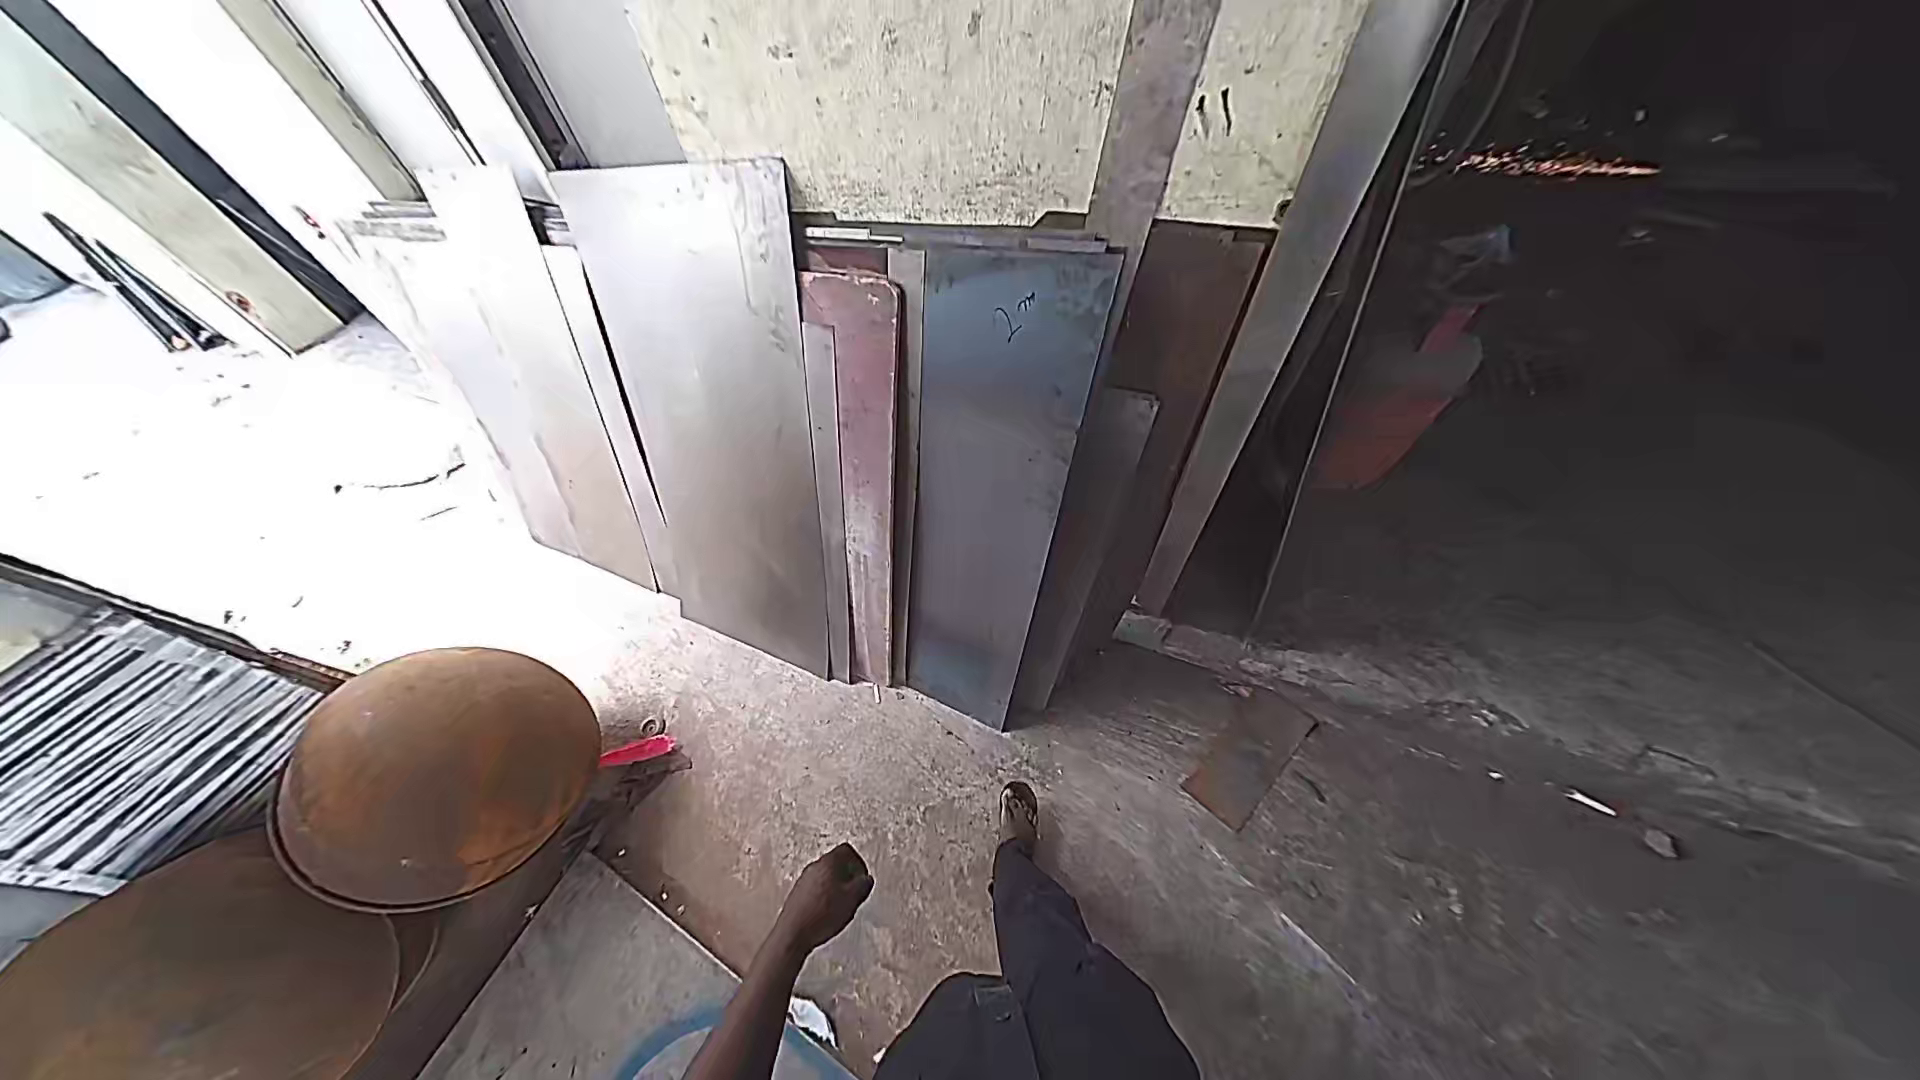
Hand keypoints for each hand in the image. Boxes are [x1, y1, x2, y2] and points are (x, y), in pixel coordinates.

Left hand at [770, 842, 872, 953]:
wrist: (793, 934)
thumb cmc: (821, 915)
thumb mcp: (853, 899)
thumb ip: (863, 885)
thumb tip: (866, 880)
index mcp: (828, 862)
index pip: (847, 850)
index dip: (858, 863)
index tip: (863, 876)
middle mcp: (814, 867)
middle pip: (835, 862)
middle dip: (847, 875)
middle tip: (855, 889)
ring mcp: (803, 881)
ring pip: (825, 876)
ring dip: (835, 886)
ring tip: (842, 903)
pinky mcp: (796, 895)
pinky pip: (815, 889)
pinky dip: (824, 896)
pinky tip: (827, 912)